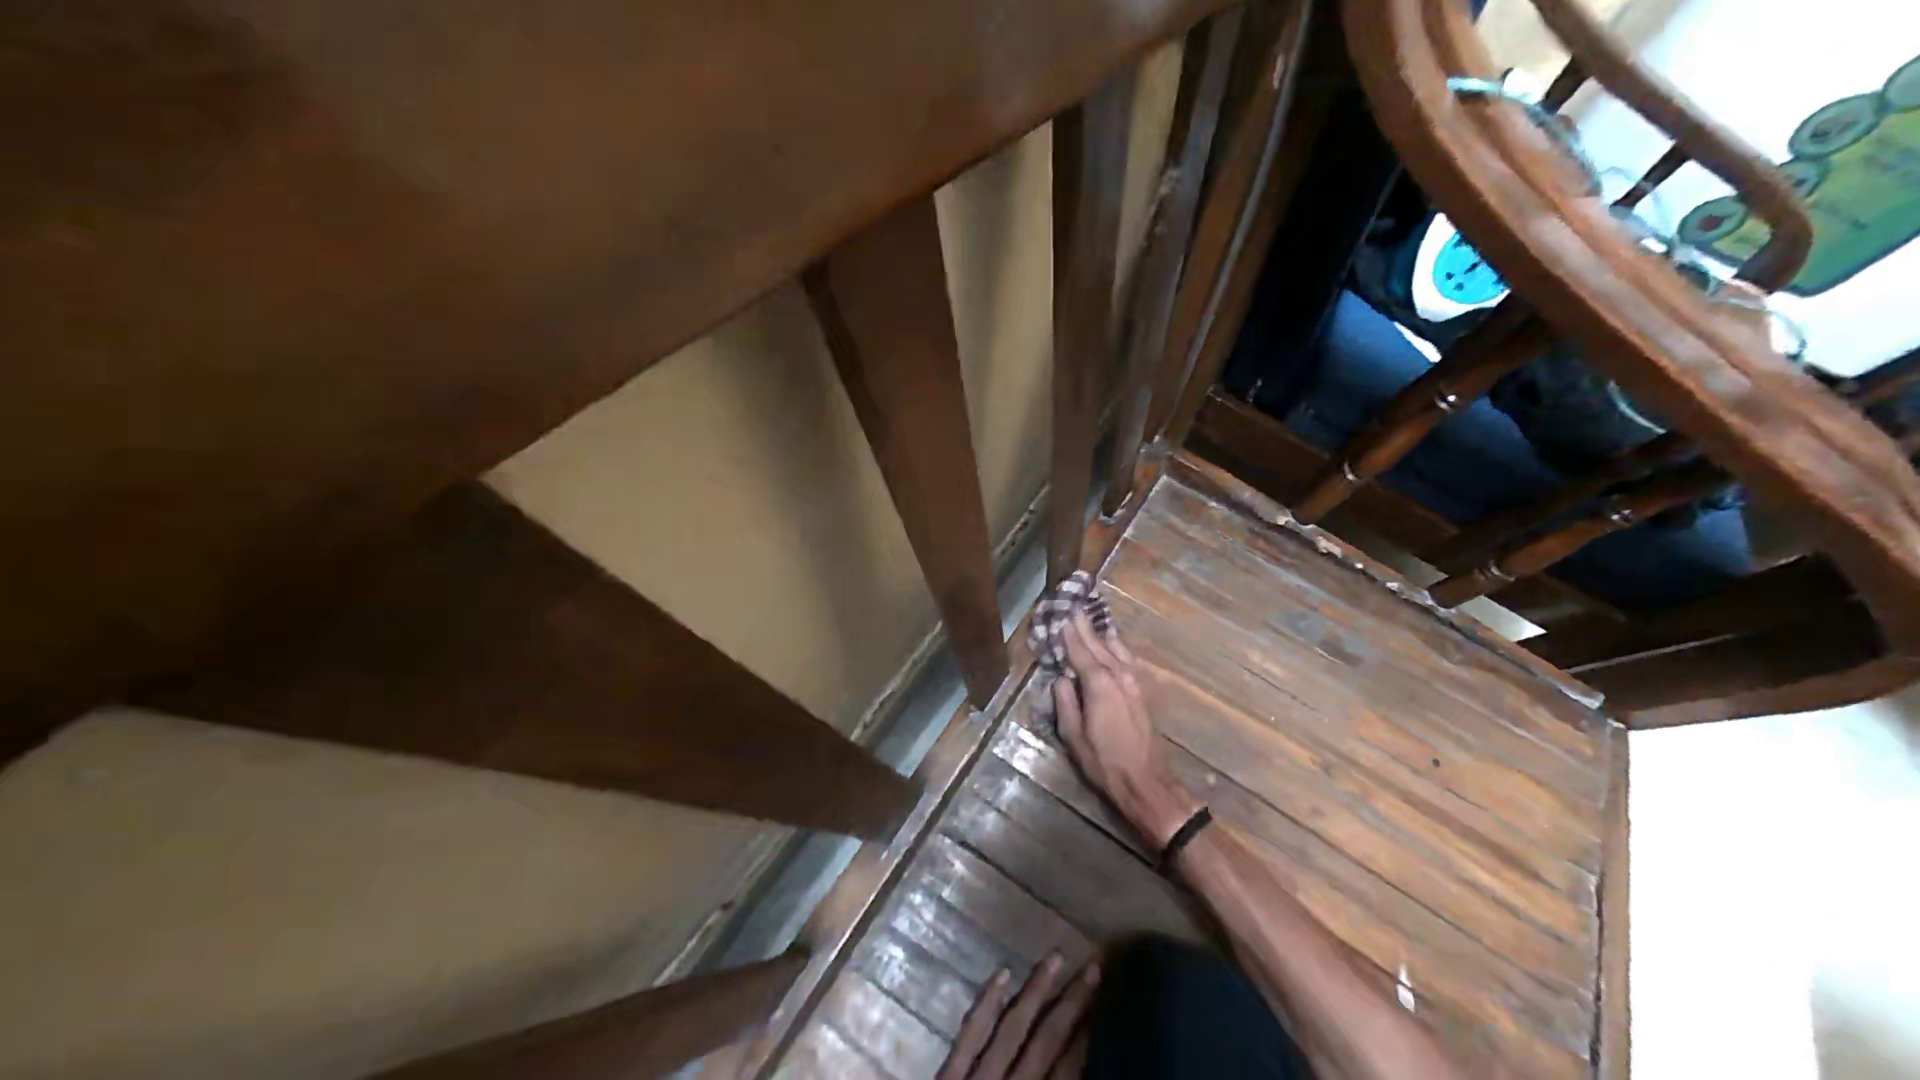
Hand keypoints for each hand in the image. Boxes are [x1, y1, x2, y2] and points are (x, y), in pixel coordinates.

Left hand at [938, 953, 1098, 1079]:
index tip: (1109, 999)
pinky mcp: (948, 1079)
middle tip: (1095, 965)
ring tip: (1058, 957)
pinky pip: (969, 1035)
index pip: (1071, 1069)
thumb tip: (1079, 1073)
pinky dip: (986, 1003)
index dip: (1090, 1034)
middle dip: (1074, 1003)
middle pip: (1048, 1041)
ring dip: (1037, 991)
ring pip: (1013, 1028)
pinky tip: (1002, 973)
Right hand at [1053, 613, 1201, 848]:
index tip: (1059, 613)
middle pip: (1097, 644)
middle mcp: (1118, 675)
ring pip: (1115, 648)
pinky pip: (1126, 659)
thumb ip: (1065, 702)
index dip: (1067, 632)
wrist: (1145, 780)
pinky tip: (1112, 641)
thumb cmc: (1104, 762)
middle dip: (1083, 626)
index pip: (1079, 650)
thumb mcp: (1074, 735)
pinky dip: (1115, 646)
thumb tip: (1060, 679)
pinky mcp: (1142, 690)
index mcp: (1099, 684)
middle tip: (1071, 606)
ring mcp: (1134, 681)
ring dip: (1100, 633)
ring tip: (1089, 617)